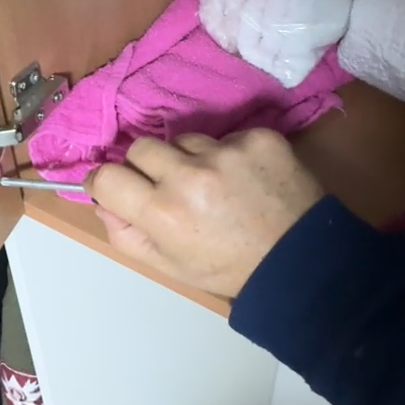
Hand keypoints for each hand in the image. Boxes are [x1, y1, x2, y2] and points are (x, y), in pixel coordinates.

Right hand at [86, 130, 324, 298]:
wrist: (299, 259)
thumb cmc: (226, 267)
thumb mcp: (167, 265)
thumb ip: (125, 235)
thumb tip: (104, 202)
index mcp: (162, 213)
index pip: (106, 176)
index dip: (104, 181)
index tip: (114, 187)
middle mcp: (189, 176)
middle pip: (140, 147)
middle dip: (146, 166)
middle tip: (168, 187)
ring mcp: (226, 153)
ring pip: (184, 140)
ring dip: (189, 158)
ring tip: (213, 185)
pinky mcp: (258, 138)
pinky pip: (225, 136)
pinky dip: (228, 155)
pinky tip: (243, 179)